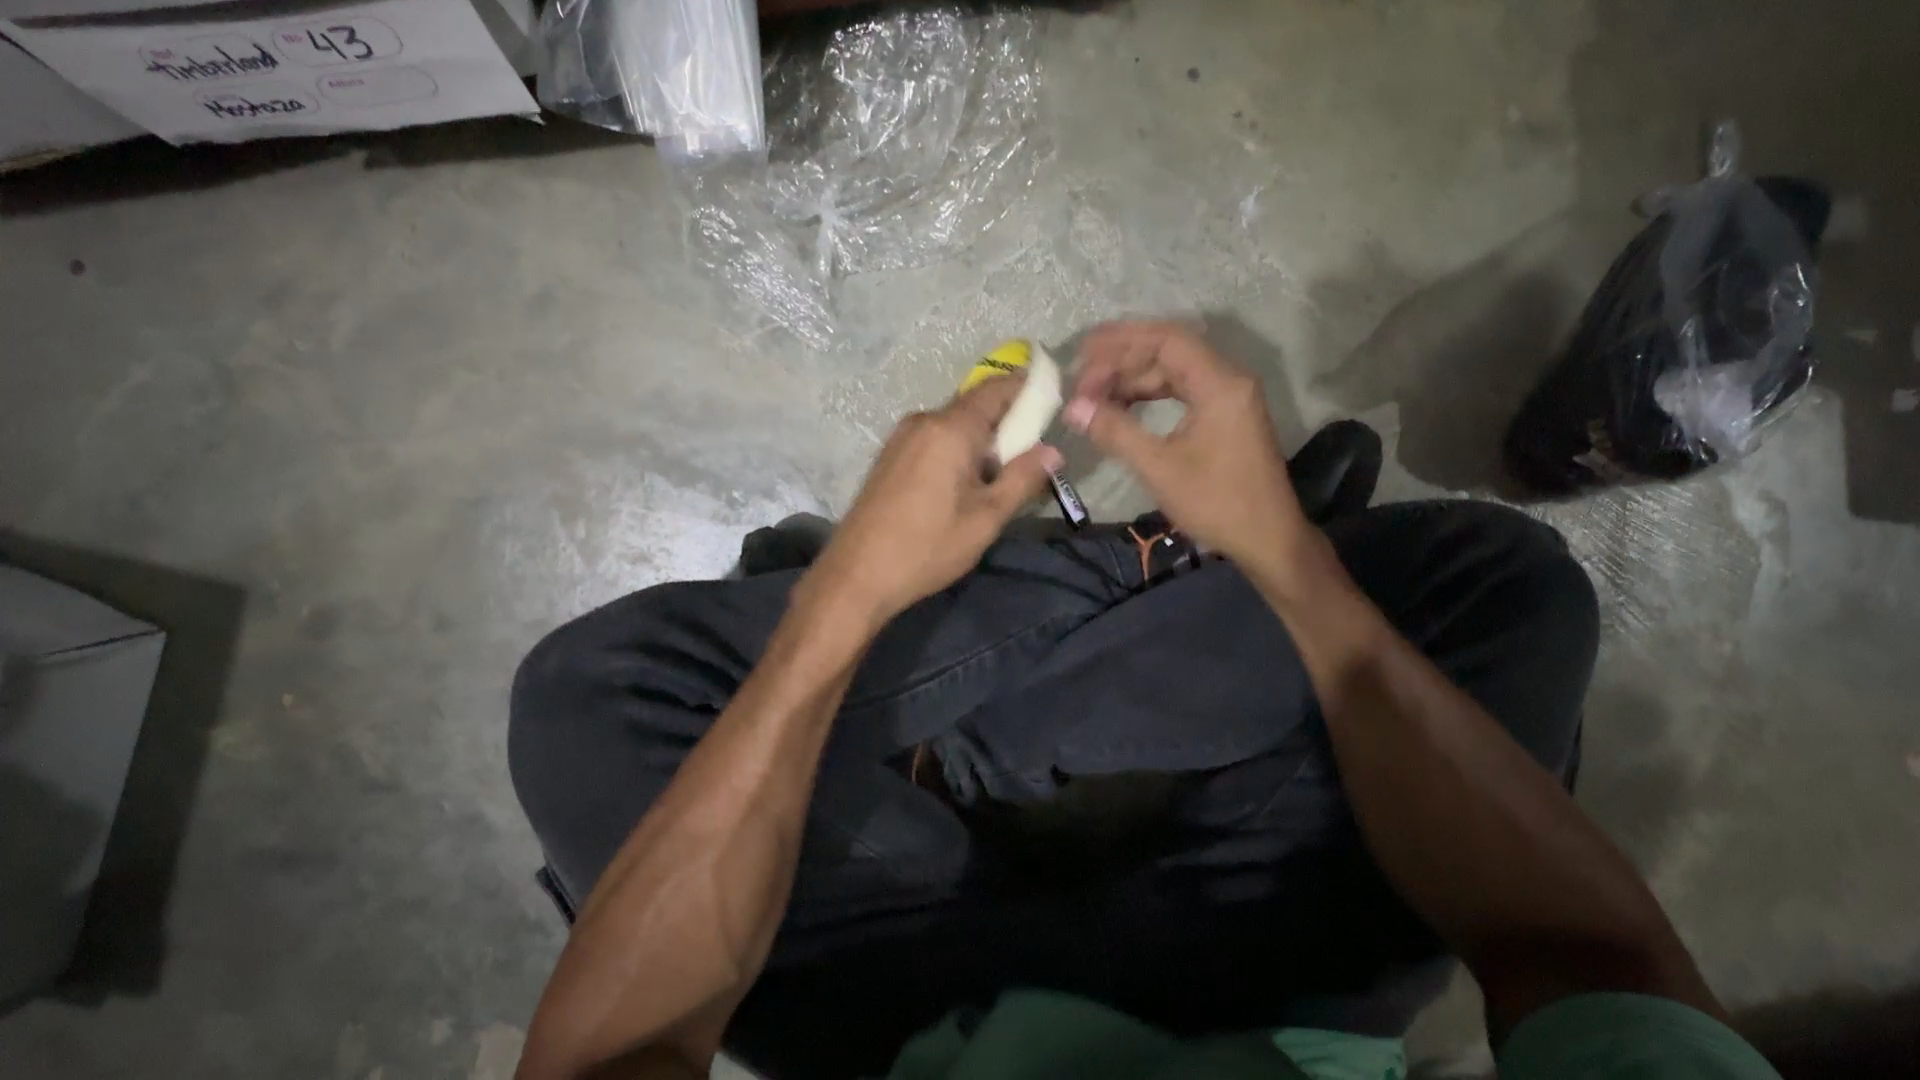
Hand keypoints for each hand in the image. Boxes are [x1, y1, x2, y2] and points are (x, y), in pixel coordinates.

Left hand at [803, 376, 1060, 624]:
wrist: (857, 575)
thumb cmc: (928, 547)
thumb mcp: (986, 518)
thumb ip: (1022, 478)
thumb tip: (1053, 451)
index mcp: (951, 428)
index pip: (997, 388)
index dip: (1027, 388)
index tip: (1051, 401)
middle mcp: (924, 421)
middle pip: (975, 406)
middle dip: (1006, 423)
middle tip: (1031, 456)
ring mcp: (901, 437)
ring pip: (954, 425)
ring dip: (980, 442)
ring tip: (998, 479)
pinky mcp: (890, 457)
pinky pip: (934, 440)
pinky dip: (956, 451)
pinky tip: (963, 486)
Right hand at [1064, 320, 1309, 563]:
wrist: (1267, 538)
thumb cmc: (1216, 502)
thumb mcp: (1159, 468)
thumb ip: (1115, 431)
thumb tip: (1072, 407)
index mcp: (1219, 384)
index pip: (1166, 340)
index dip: (1121, 343)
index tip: (1083, 355)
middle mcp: (1228, 379)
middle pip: (1169, 350)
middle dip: (1123, 360)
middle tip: (1082, 377)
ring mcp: (1230, 396)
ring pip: (1174, 370)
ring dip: (1134, 378)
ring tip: (1095, 393)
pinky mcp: (1226, 415)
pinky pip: (1183, 389)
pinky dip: (1151, 394)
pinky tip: (1122, 407)